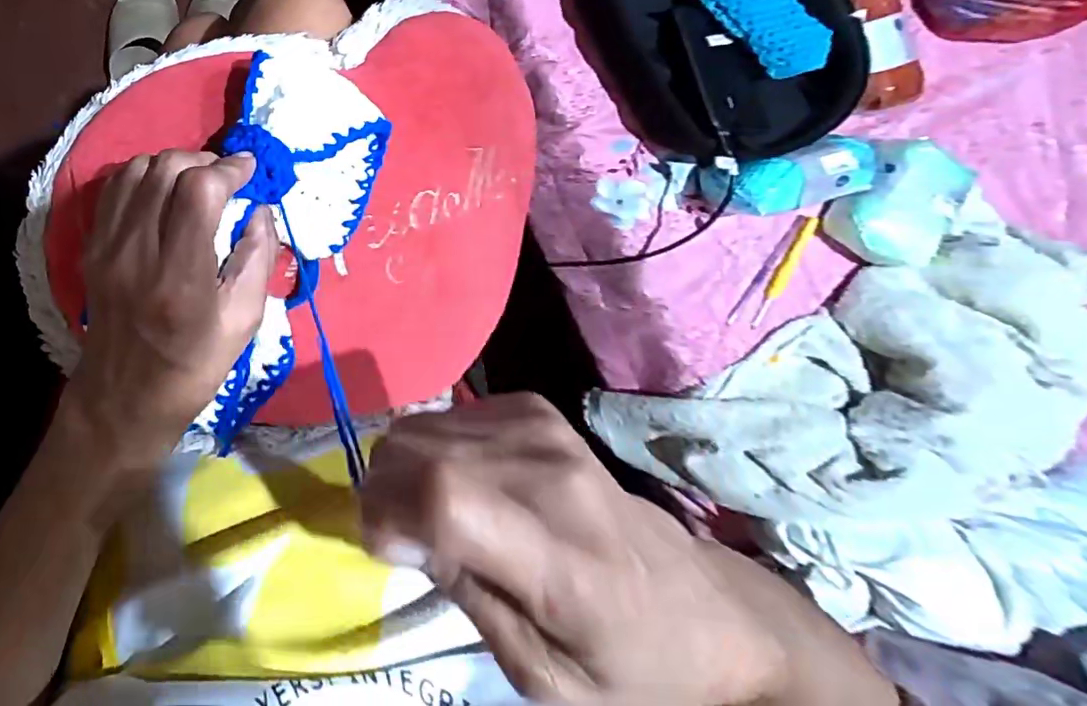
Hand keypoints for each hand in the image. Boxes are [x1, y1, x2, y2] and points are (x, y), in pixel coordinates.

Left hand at [62, 150, 276, 471]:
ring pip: (136, 169)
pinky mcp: (92, 246)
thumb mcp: (243, 321)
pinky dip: (142, 176)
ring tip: (195, 181)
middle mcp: (137, 251)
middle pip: (166, 168)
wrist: (123, 397)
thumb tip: (259, 209)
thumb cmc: (192, 366)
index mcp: (180, 276)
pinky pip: (114, 188)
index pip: (199, 190)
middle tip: (225, 176)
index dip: (229, 169)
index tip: (248, 171)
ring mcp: (107, 246)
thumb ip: (258, 258)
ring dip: (172, 164)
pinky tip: (161, 192)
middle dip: (203, 161)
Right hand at [359, 394, 895, 705]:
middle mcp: (550, 475)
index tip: (383, 547)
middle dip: (382, 492)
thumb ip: (466, 599)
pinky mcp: (535, 408)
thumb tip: (396, 530)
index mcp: (562, 563)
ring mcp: (542, 430)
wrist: (703, 608)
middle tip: (403, 536)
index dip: (388, 512)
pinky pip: (444, 415)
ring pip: (417, 427)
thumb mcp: (544, 680)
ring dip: (402, 469)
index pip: (447, 498)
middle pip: (415, 451)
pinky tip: (464, 482)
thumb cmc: (627, 665)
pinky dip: (432, 448)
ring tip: (432, 512)